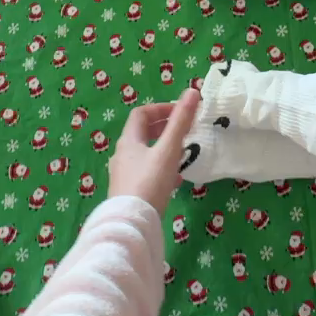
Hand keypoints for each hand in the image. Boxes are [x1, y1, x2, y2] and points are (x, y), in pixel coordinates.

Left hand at [108, 87, 200, 212]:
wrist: (132, 225)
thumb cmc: (150, 182)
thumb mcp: (169, 149)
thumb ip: (181, 121)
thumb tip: (192, 91)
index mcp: (129, 141)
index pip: (141, 114)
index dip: (161, 108)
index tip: (182, 113)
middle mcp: (122, 155)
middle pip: (142, 133)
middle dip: (163, 128)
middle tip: (184, 131)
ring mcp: (123, 175)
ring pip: (145, 154)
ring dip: (163, 149)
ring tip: (183, 154)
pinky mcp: (129, 193)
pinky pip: (145, 173)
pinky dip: (160, 169)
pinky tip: (175, 180)